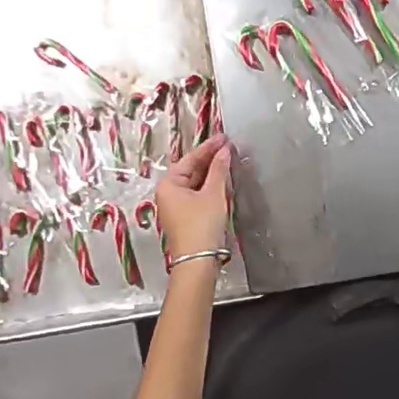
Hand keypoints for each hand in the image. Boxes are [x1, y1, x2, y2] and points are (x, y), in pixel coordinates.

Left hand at [156, 133, 231, 259]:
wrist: (198, 261)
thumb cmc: (202, 224)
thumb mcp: (213, 194)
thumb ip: (219, 170)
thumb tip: (225, 151)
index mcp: (168, 183)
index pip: (190, 159)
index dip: (209, 148)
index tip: (224, 137)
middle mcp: (168, 193)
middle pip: (191, 171)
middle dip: (211, 160)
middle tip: (229, 147)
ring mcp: (176, 207)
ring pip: (196, 184)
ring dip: (212, 174)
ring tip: (229, 161)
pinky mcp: (186, 218)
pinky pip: (198, 196)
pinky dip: (210, 188)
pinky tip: (223, 182)